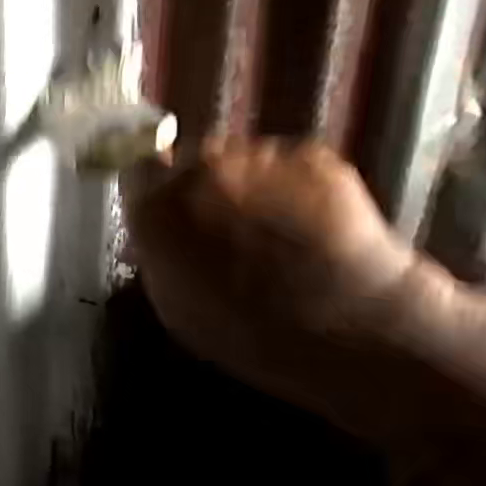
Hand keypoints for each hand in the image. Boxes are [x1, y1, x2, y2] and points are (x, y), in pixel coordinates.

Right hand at [125, 138, 456, 407]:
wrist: (348, 325)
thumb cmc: (245, 329)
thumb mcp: (172, 301)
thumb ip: (156, 254)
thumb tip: (151, 238)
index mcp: (156, 207)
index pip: (137, 175)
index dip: (150, 192)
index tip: (161, 210)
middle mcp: (201, 169)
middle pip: (190, 160)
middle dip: (198, 185)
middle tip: (216, 221)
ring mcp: (260, 156)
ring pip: (239, 159)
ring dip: (244, 182)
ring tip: (266, 222)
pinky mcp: (314, 156)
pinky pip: (286, 163)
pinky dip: (290, 184)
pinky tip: (304, 220)